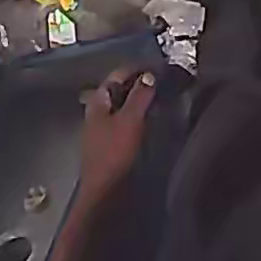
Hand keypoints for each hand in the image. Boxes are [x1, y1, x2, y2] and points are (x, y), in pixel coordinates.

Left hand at [78, 67, 156, 205]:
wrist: (104, 193)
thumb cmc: (114, 152)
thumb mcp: (130, 120)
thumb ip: (139, 95)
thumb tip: (149, 75)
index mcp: (98, 100)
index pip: (118, 74)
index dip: (138, 68)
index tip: (159, 67)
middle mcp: (98, 109)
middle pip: (120, 88)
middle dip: (140, 84)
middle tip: (163, 82)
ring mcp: (102, 126)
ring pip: (124, 104)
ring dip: (141, 100)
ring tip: (161, 98)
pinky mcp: (110, 141)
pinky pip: (126, 120)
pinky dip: (138, 115)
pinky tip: (151, 119)